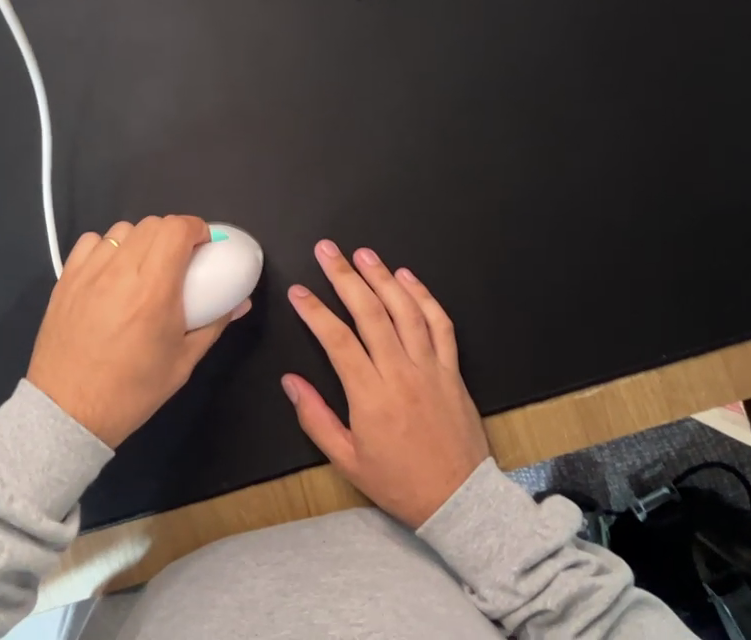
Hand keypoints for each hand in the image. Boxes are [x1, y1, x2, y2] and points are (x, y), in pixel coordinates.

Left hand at [28, 215, 247, 446]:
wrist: (69, 412)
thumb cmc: (132, 391)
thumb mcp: (183, 362)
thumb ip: (214, 324)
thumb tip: (240, 302)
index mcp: (154, 290)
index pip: (177, 229)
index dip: (196, 228)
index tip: (204, 245)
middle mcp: (120, 272)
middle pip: (152, 224)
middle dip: (172, 234)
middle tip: (179, 260)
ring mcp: (88, 272)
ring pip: (122, 230)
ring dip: (141, 240)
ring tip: (144, 267)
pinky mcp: (65, 279)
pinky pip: (91, 242)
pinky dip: (108, 248)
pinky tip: (112, 271)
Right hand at [283, 240, 489, 528]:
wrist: (460, 500)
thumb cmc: (399, 483)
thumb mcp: (347, 460)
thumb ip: (315, 418)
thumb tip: (290, 382)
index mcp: (370, 395)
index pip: (337, 339)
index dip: (314, 311)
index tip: (298, 292)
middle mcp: (400, 373)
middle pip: (369, 312)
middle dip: (344, 276)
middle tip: (327, 250)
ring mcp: (430, 367)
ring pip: (405, 310)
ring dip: (382, 277)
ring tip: (363, 253)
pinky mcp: (452, 369)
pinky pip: (440, 324)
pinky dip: (424, 297)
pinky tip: (407, 278)